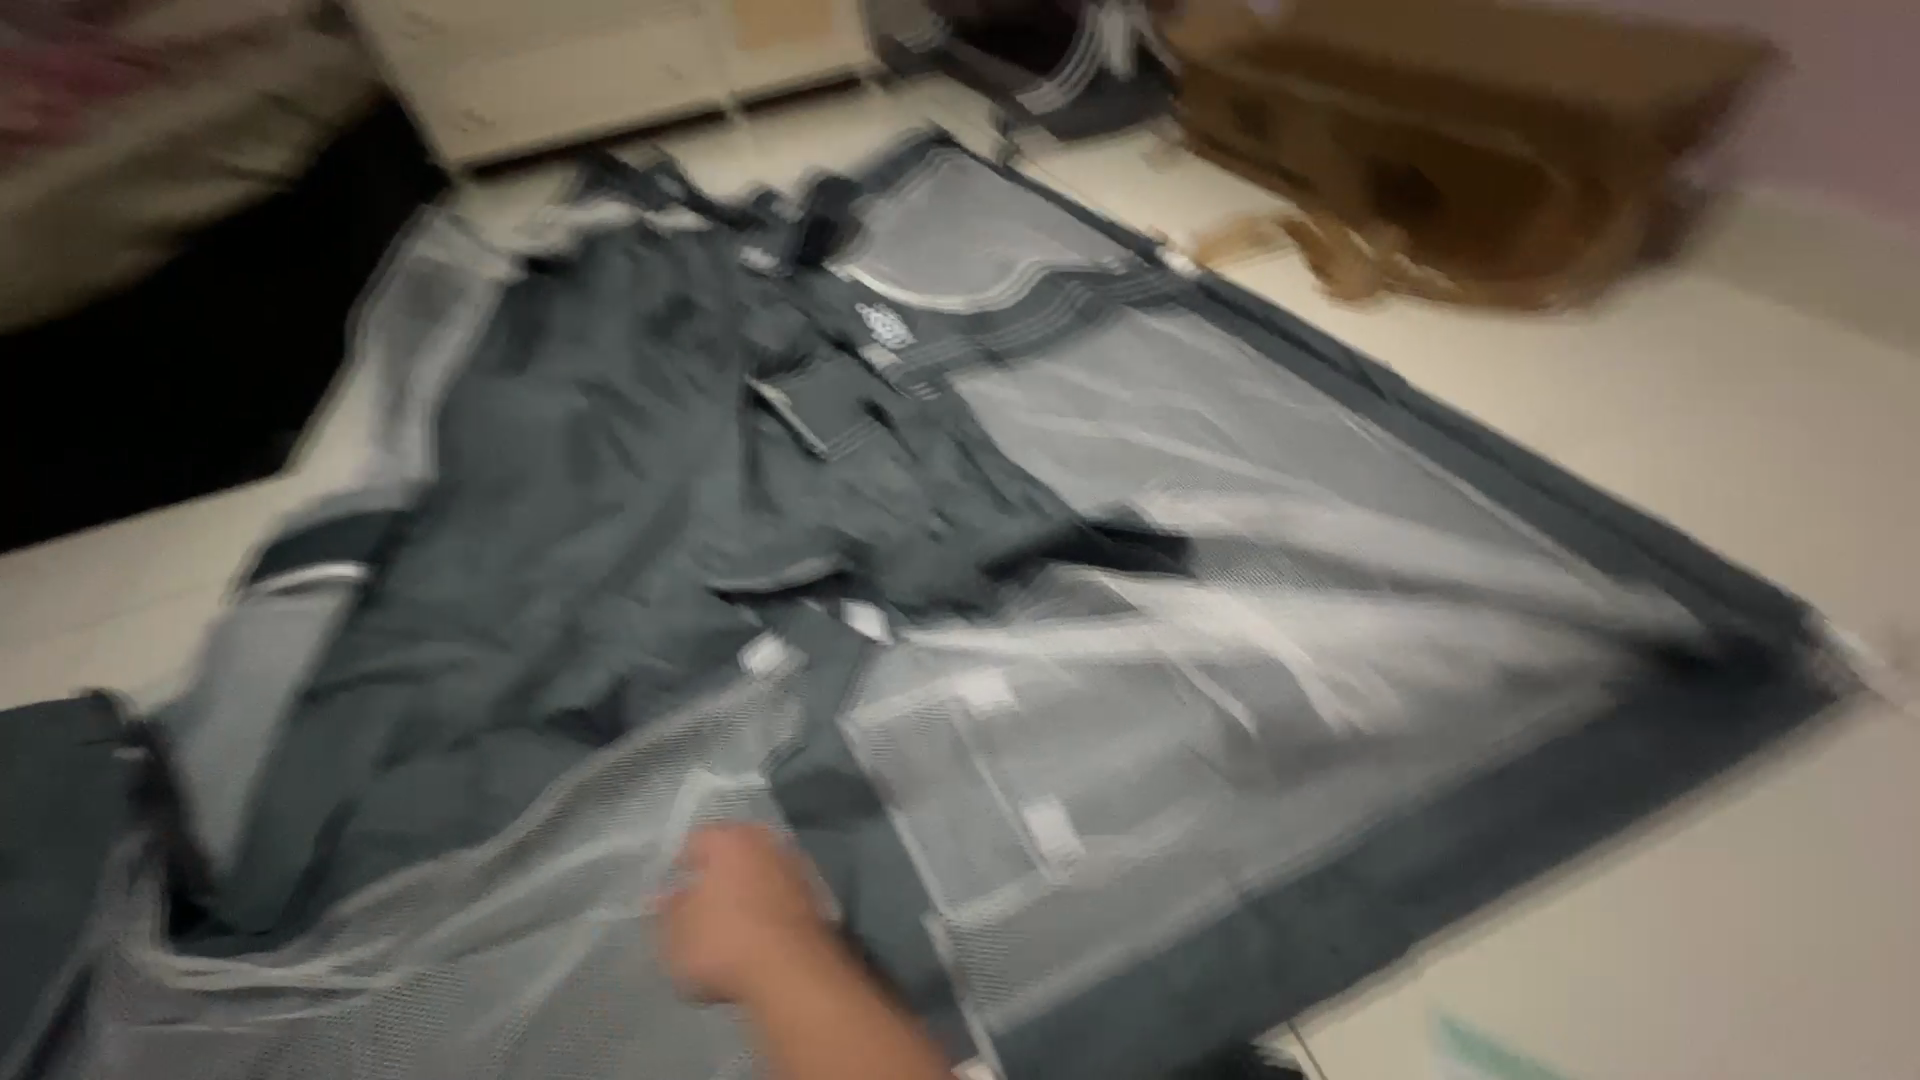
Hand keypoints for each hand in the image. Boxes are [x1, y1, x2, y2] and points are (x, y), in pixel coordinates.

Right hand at [661, 824, 839, 1004]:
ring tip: (730, 917)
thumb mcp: (676, 936)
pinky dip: (768, 903)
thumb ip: (667, 912)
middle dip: (718, 870)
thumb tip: (664, 896)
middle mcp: (765, 841)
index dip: (681, 861)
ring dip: (746, 886)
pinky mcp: (815, 892)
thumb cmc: (723, 944)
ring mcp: (794, 864)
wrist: (792, 969)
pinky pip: (781, 891)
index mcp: (728, 840)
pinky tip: (758, 929)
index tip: (673, 884)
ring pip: (760, 868)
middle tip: (701, 898)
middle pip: (734, 849)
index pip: (698, 838)